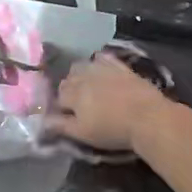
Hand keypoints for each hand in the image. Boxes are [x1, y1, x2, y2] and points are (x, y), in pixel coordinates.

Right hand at [47, 55, 173, 154]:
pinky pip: (103, 58)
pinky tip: (102, 70)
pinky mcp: (121, 66)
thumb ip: (60, 126)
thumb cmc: (113, 129)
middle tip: (77, 103)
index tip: (67, 115)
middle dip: (69, 88)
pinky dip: (98, 63)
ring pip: (82, 65)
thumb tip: (42, 121)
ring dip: (80, 74)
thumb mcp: (83, 134)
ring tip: (88, 86)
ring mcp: (103, 69)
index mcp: (73, 94)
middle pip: (68, 78)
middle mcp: (84, 77)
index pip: (58, 95)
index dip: (61, 106)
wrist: (148, 117)